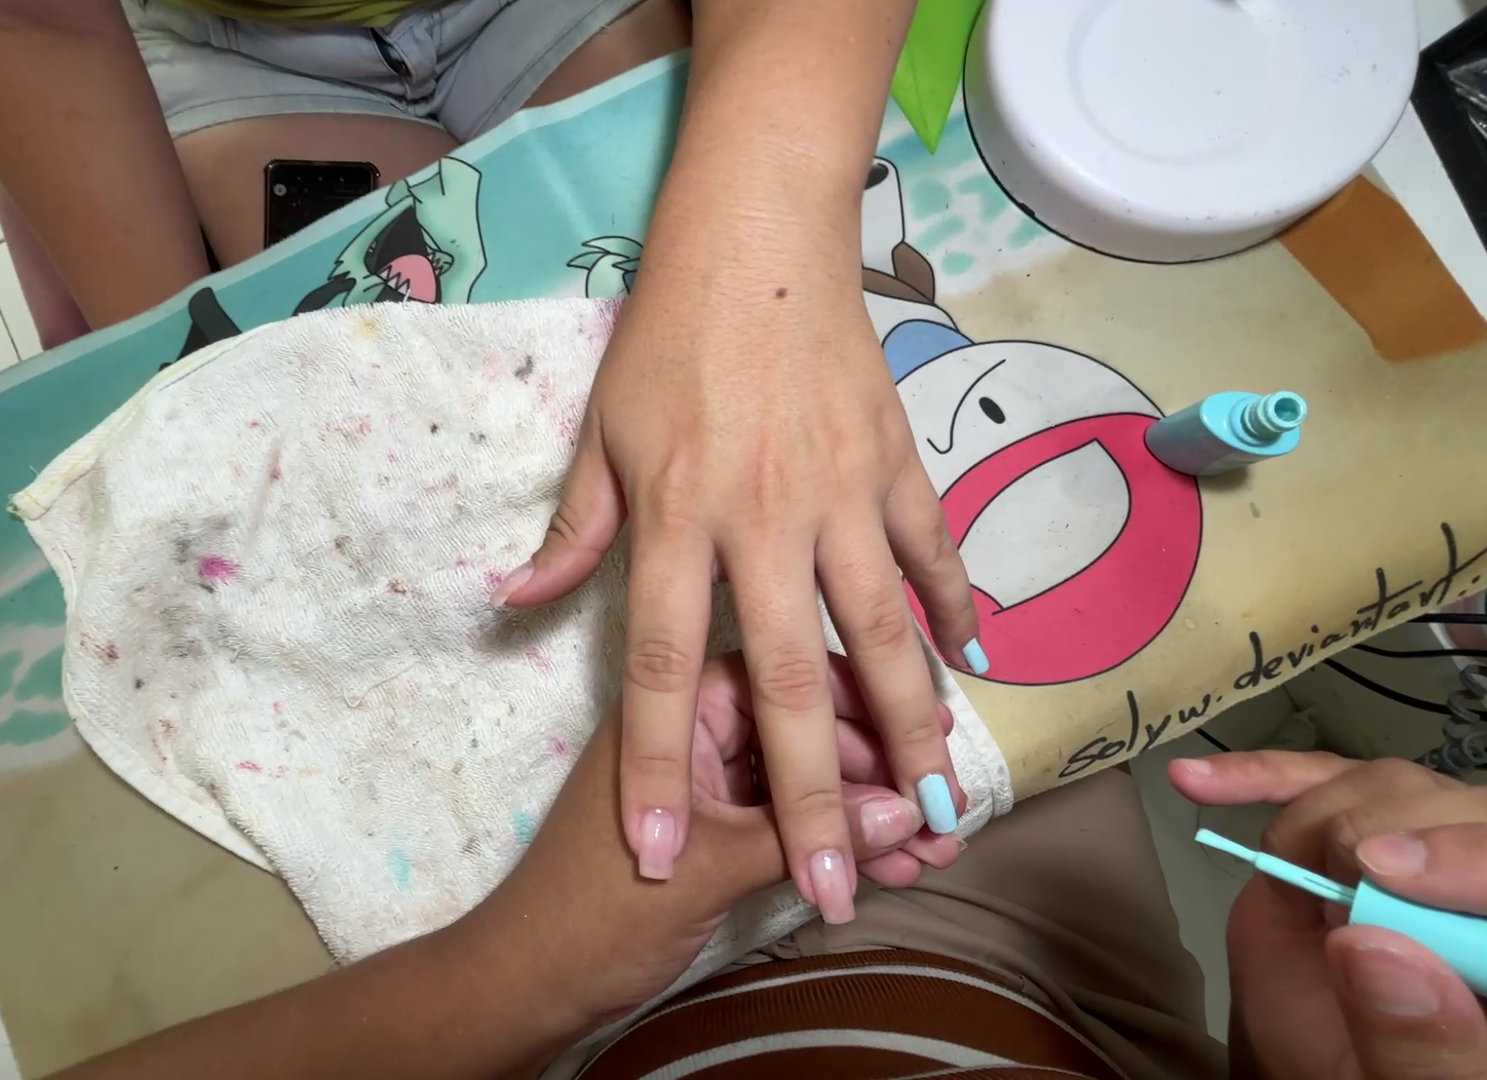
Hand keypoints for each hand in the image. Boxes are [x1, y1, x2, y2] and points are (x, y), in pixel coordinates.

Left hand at [467, 651, 961, 1034]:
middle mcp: (698, 730)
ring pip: (805, 780)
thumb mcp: (714, 865)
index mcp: (677, 707)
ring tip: (938, 850)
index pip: (779, 675)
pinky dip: (837, 843)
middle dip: (876, 771)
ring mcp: (712, 780)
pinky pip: (792, 819)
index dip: (855, 700)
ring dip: (867, 815)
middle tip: (943, 805)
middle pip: (803, 729)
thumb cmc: (603, 907)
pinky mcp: (722, 825)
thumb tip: (907, 812)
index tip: (923, 729)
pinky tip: (895, 866)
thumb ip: (807, 834)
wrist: (538, 983)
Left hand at [493, 196, 980, 917]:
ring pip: (881, 629)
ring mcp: (843, 492)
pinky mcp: (896, 461)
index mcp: (678, 517)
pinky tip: (973, 661)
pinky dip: (955, 604)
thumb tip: (512, 606)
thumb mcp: (602, 432)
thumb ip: (571, 532)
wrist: (759, 241)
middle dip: (810, 793)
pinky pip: (931, 548)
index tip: (656, 854)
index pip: (658, 665)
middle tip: (836, 889)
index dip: (653, 766)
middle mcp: (764, 520)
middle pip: (785, 677)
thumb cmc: (669, 339)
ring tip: (935, 803)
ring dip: (907, 723)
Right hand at [1172, 752, 1486, 1078]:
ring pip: (1414, 785)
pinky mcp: (1369, 828)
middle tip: (1327, 893)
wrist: (1337, 1068)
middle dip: (1406, 839)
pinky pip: (1325, 777)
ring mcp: (1458, 854)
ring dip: (1326, 819)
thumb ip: (1423, 1051)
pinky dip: (1260, 776)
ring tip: (1288, 886)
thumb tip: (1372, 946)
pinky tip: (1200, 782)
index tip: (1380, 873)